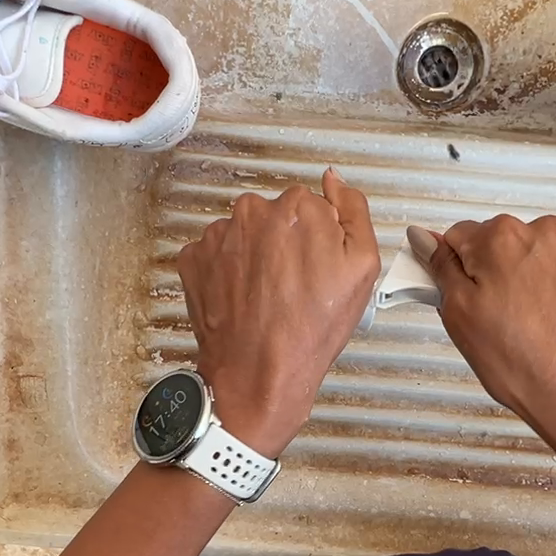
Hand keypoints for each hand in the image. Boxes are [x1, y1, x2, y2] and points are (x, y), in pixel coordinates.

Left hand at [177, 169, 380, 456]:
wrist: (259, 374)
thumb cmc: (313, 327)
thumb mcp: (363, 268)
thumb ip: (354, 212)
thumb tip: (334, 180)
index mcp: (297, 206)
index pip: (311, 207)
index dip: (318, 239)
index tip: (318, 268)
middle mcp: (252, 211)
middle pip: (275, 217)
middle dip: (284, 243)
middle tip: (293, 287)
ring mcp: (218, 235)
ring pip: (244, 235)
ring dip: (254, 257)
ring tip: (266, 298)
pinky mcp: (193, 259)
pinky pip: (216, 256)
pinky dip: (228, 273)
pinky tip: (242, 300)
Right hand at [415, 215, 555, 465]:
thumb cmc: (523, 364)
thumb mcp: (460, 317)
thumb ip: (441, 268)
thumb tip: (424, 237)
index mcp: (500, 238)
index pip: (459, 238)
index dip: (455, 271)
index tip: (461, 300)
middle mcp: (545, 233)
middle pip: (504, 247)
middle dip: (497, 276)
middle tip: (497, 323)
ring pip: (542, 261)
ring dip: (534, 285)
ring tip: (536, 331)